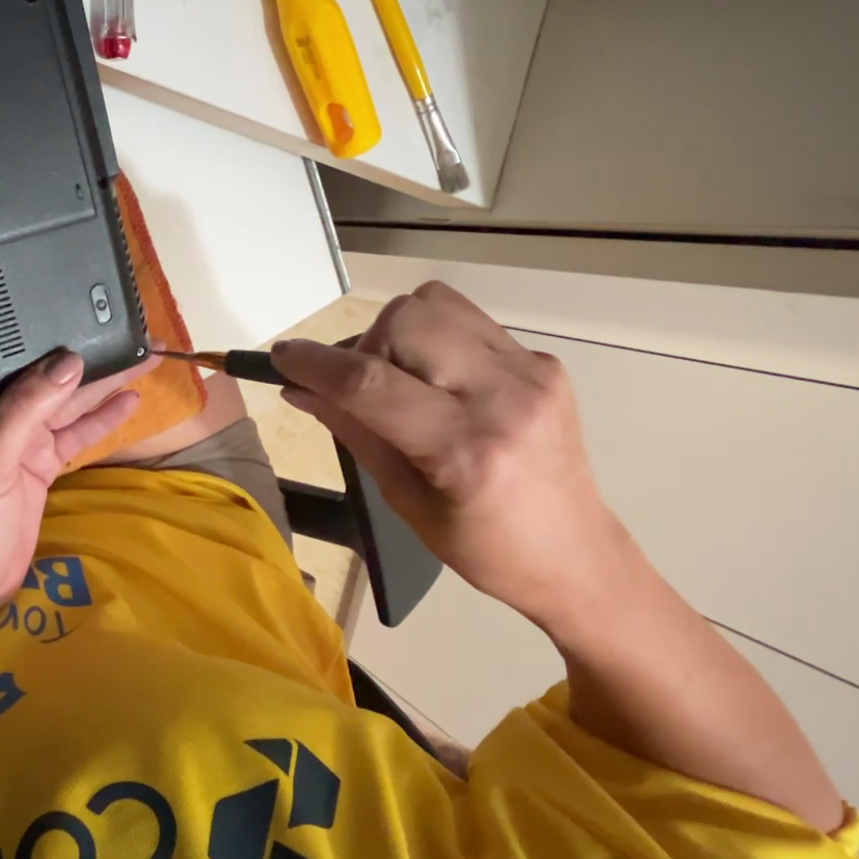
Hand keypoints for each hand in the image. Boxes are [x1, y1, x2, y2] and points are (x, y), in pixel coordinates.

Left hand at [0, 348, 162, 627]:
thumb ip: (26, 411)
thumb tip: (68, 363)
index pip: (18, 364)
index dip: (55, 341)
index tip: (92, 318)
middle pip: (52, 382)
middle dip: (92, 360)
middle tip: (133, 336)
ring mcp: (23, 444)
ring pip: (70, 406)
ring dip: (105, 385)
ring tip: (142, 360)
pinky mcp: (42, 466)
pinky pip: (76, 436)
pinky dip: (101, 419)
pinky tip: (128, 401)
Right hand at [270, 282, 631, 628]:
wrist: (577, 554)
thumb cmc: (482, 548)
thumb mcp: (403, 500)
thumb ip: (353, 432)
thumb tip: (299, 389)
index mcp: (465, 450)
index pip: (371, 384)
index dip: (315, 364)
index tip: (282, 356)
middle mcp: (504, 397)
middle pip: (405, 320)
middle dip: (363, 344)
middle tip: (359, 385)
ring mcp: (530, 371)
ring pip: (435, 303)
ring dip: (397, 331)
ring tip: (398, 375)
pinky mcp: (543, 361)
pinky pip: (467, 320)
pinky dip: (433, 339)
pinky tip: (438, 379)